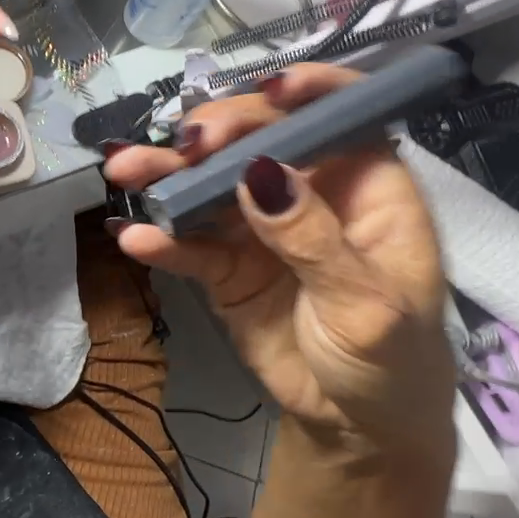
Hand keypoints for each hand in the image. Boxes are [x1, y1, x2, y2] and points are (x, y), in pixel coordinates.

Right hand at [101, 65, 454, 453]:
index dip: (309, 92)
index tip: (268, 89)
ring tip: (124, 171)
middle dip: (217, 135)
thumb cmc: (393, 362)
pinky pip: (188, 244)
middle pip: (258, 143)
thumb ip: (314, 239)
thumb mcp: (367, 306)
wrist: (355, 428)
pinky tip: (134, 238)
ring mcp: (260, 228)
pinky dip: (160, 239)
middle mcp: (309, 195)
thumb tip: (260, 172)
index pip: (342, 119)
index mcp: (366, 191)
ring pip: (209, 185)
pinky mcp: (225, 265)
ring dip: (166, 176)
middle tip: (183, 146)